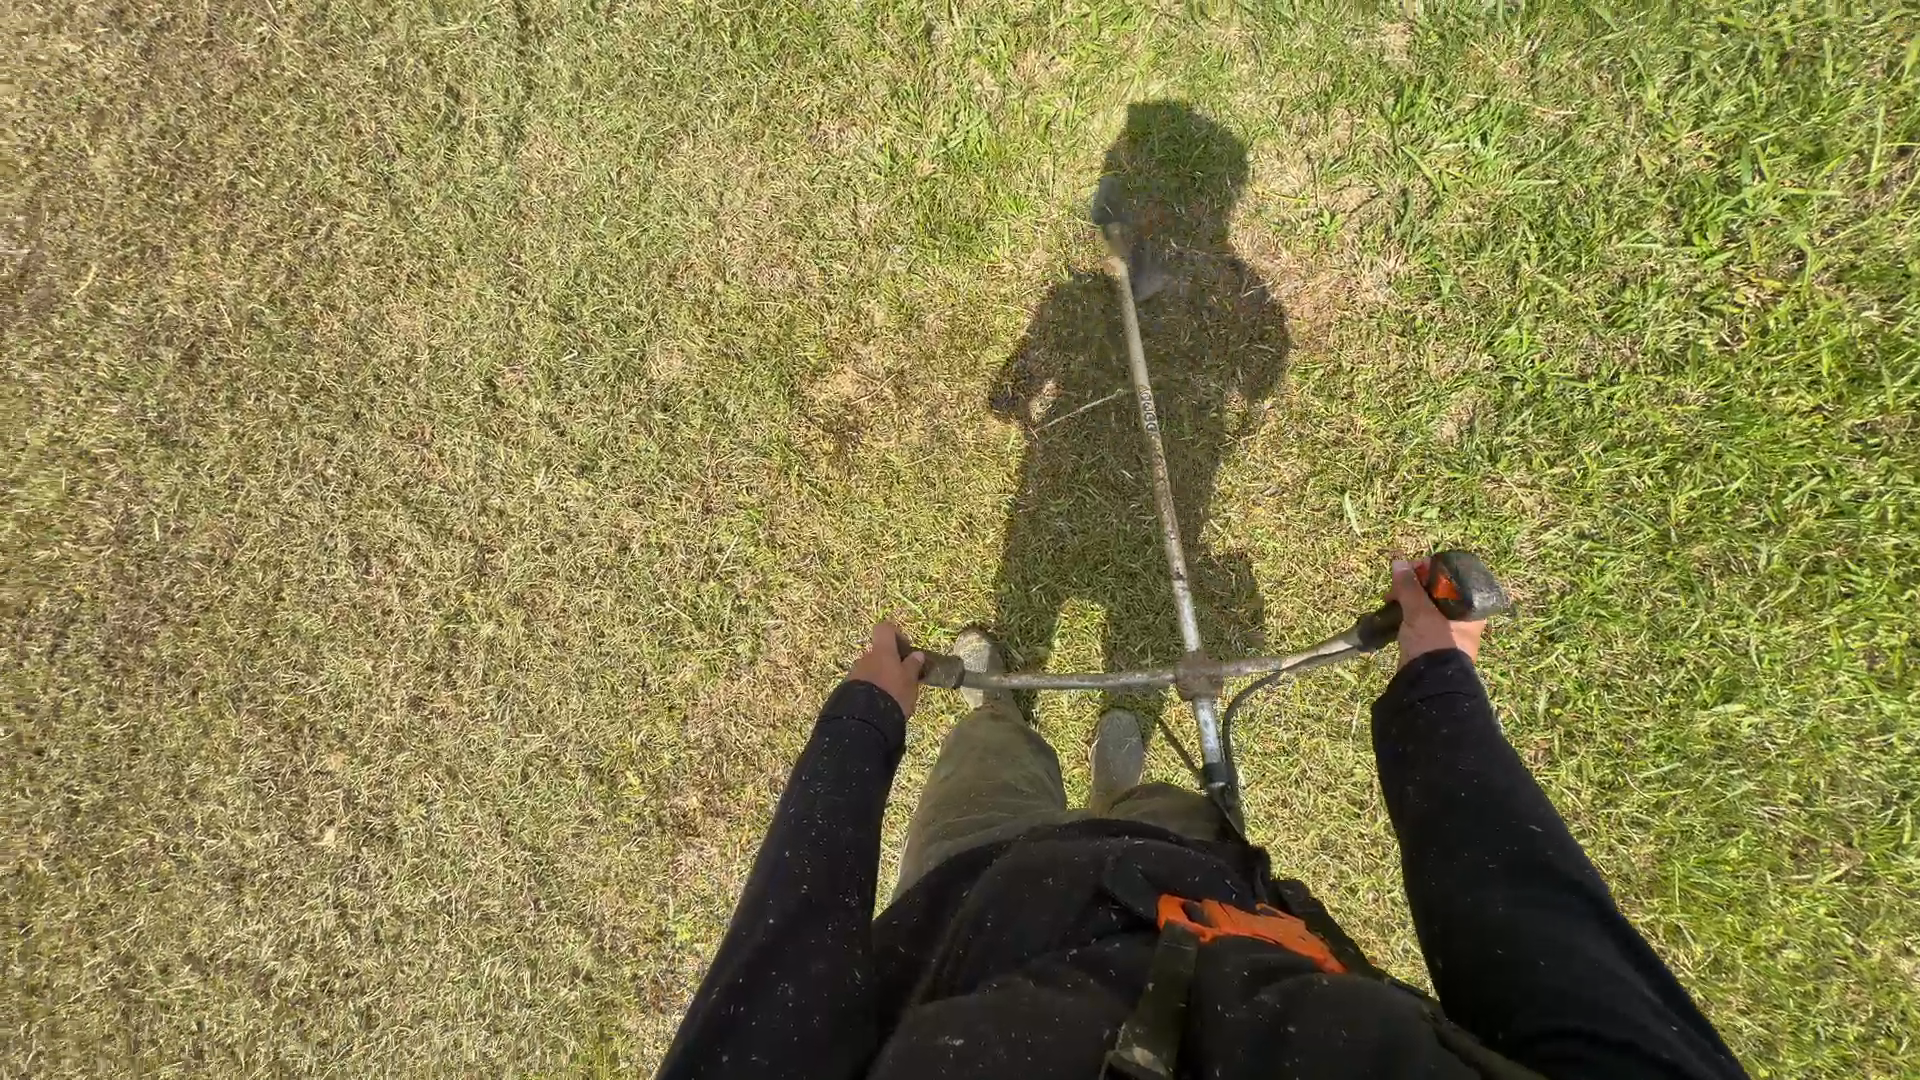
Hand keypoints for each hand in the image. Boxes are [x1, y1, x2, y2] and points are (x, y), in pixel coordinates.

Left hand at [848, 621, 924, 716]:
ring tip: (891, 697)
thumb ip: (913, 666)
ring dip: (879, 678)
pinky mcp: (846, 689)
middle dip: (889, 663)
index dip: (896, 634)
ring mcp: (854, 673)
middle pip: (878, 652)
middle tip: (901, 680)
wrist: (864, 721)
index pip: (885, 629)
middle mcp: (865, 658)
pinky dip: (870, 690)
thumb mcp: (910, 681)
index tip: (905, 650)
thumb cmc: (893, 695)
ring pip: (869, 669)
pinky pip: (861, 684)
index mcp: (882, 651)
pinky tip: (878, 705)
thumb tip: (917, 654)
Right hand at [1391, 557, 1485, 668]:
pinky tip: (1393, 611)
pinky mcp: (1432, 637)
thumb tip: (1398, 562)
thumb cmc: (1433, 643)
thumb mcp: (1420, 611)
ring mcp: (1447, 627)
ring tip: (1390, 599)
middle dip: (1413, 584)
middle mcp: (1463, 615)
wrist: (1429, 681)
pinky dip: (1406, 611)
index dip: (1431, 570)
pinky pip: (1419, 616)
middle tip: (1396, 588)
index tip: (1410, 571)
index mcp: (1471, 607)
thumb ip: (1409, 587)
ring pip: (1425, 602)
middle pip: (1437, 588)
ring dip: (1406, 597)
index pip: (1453, 577)